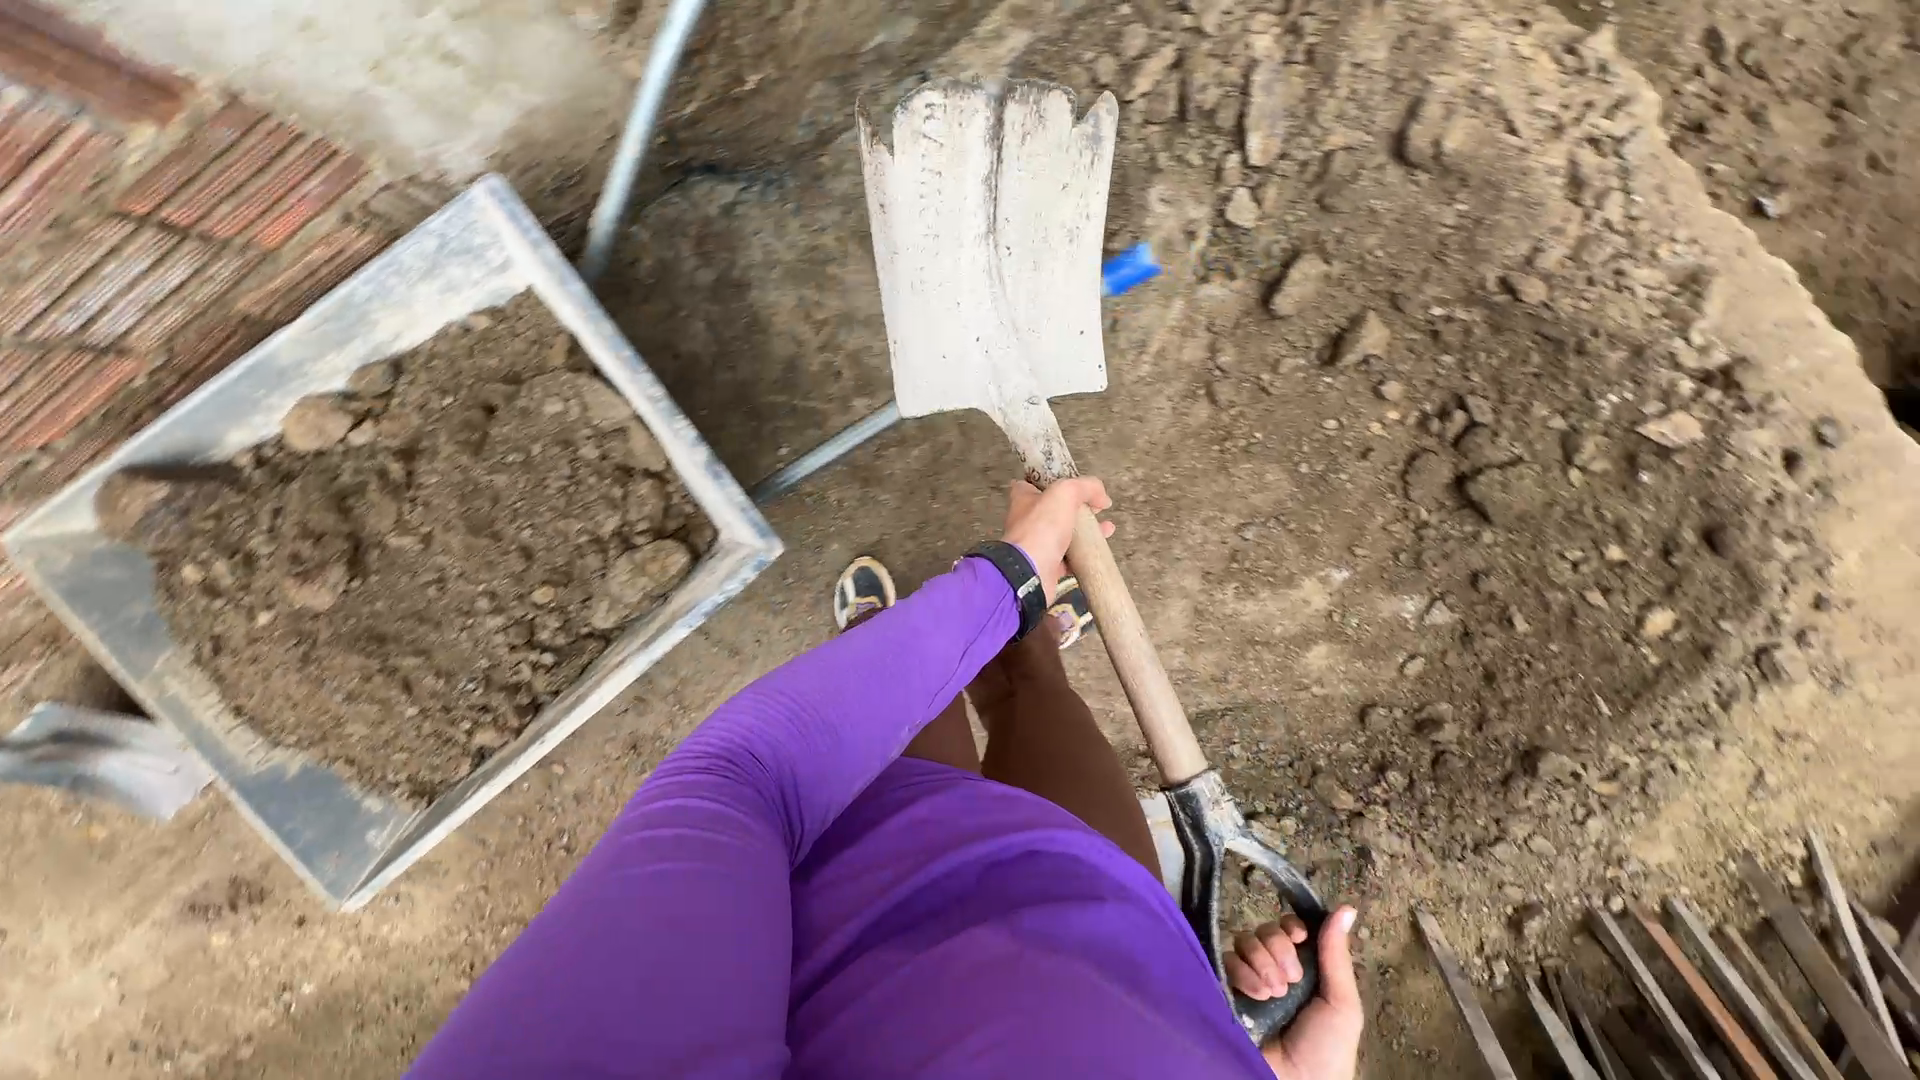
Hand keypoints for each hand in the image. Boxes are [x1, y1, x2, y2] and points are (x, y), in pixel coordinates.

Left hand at [999, 478, 1113, 602]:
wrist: (1032, 573)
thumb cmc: (1041, 528)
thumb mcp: (1065, 493)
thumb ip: (1085, 487)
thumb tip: (1102, 497)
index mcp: (1024, 500)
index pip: (1032, 485)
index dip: (1051, 482)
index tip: (1072, 485)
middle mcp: (1027, 523)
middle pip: (1054, 511)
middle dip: (1077, 509)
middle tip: (1097, 509)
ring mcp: (1036, 547)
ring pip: (1064, 535)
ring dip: (1085, 531)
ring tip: (1106, 529)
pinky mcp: (1047, 567)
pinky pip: (1069, 559)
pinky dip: (1084, 554)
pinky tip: (1098, 550)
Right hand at [1226, 907, 1363, 1079]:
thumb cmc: (1325, 1050)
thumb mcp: (1341, 1005)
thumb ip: (1336, 955)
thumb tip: (1346, 907)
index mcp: (1305, 969)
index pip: (1291, 928)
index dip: (1291, 926)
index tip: (1298, 937)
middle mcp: (1275, 969)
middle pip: (1266, 931)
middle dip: (1279, 948)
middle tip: (1291, 978)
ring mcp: (1249, 979)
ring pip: (1245, 941)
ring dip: (1262, 962)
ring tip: (1274, 992)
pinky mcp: (1226, 987)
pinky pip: (1227, 960)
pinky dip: (1244, 973)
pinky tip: (1257, 995)